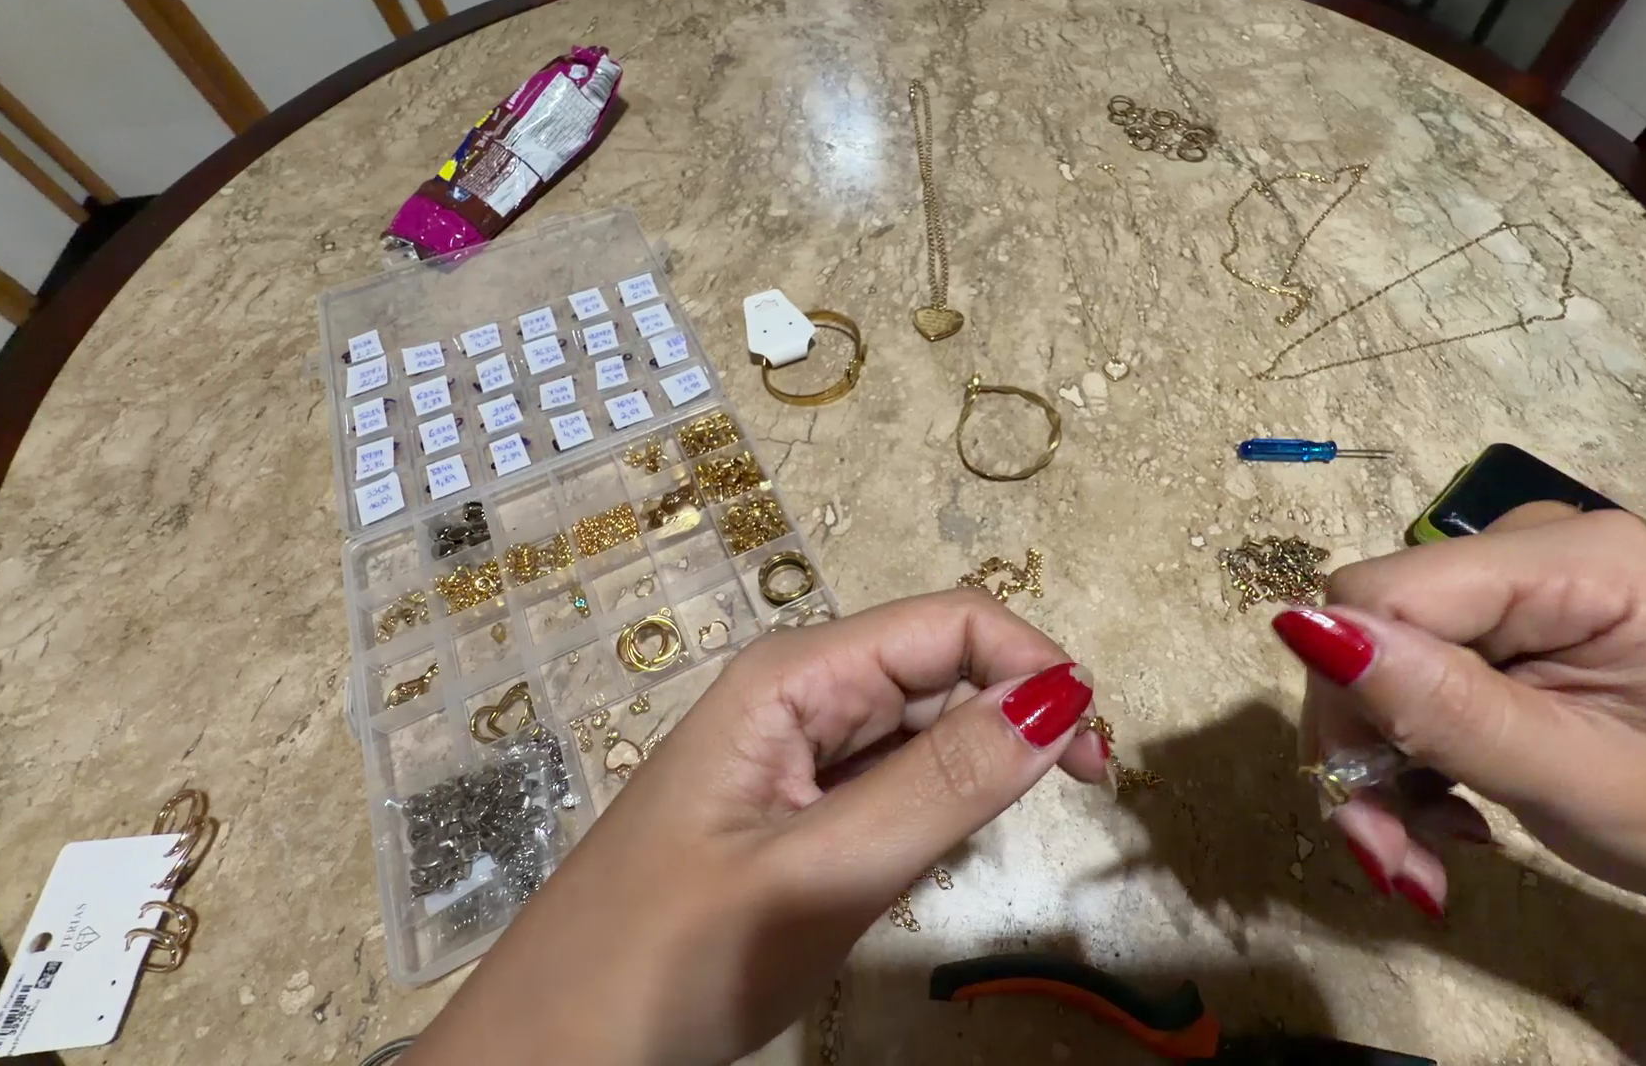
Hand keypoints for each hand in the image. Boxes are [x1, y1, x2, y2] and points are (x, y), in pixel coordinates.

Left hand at [404, 589, 1105, 1065]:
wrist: (552, 1053)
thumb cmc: (672, 957)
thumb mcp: (818, 872)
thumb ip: (941, 785)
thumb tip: (1061, 698)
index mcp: (796, 674)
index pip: (948, 624)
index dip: (1031, 662)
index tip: (1093, 744)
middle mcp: (805, 690)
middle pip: (942, 665)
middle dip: (1020, 709)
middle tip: (1088, 784)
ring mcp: (803, 746)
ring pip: (926, 723)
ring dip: (985, 759)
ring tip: (1006, 827)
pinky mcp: (805, 799)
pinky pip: (898, 775)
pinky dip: (943, 799)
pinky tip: (943, 845)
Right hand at [1282, 503, 1645, 920]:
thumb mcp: (1587, 782)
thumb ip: (1450, 707)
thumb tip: (1302, 629)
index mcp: (1578, 561)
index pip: (1390, 593)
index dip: (1354, 687)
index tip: (1369, 800)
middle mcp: (1519, 549)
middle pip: (1366, 628)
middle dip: (1360, 745)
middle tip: (1388, 852)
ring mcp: (1490, 585)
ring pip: (1360, 660)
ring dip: (1369, 765)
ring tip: (1413, 853)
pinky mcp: (1470, 622)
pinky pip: (1383, 676)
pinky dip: (1388, 756)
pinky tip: (1428, 812)